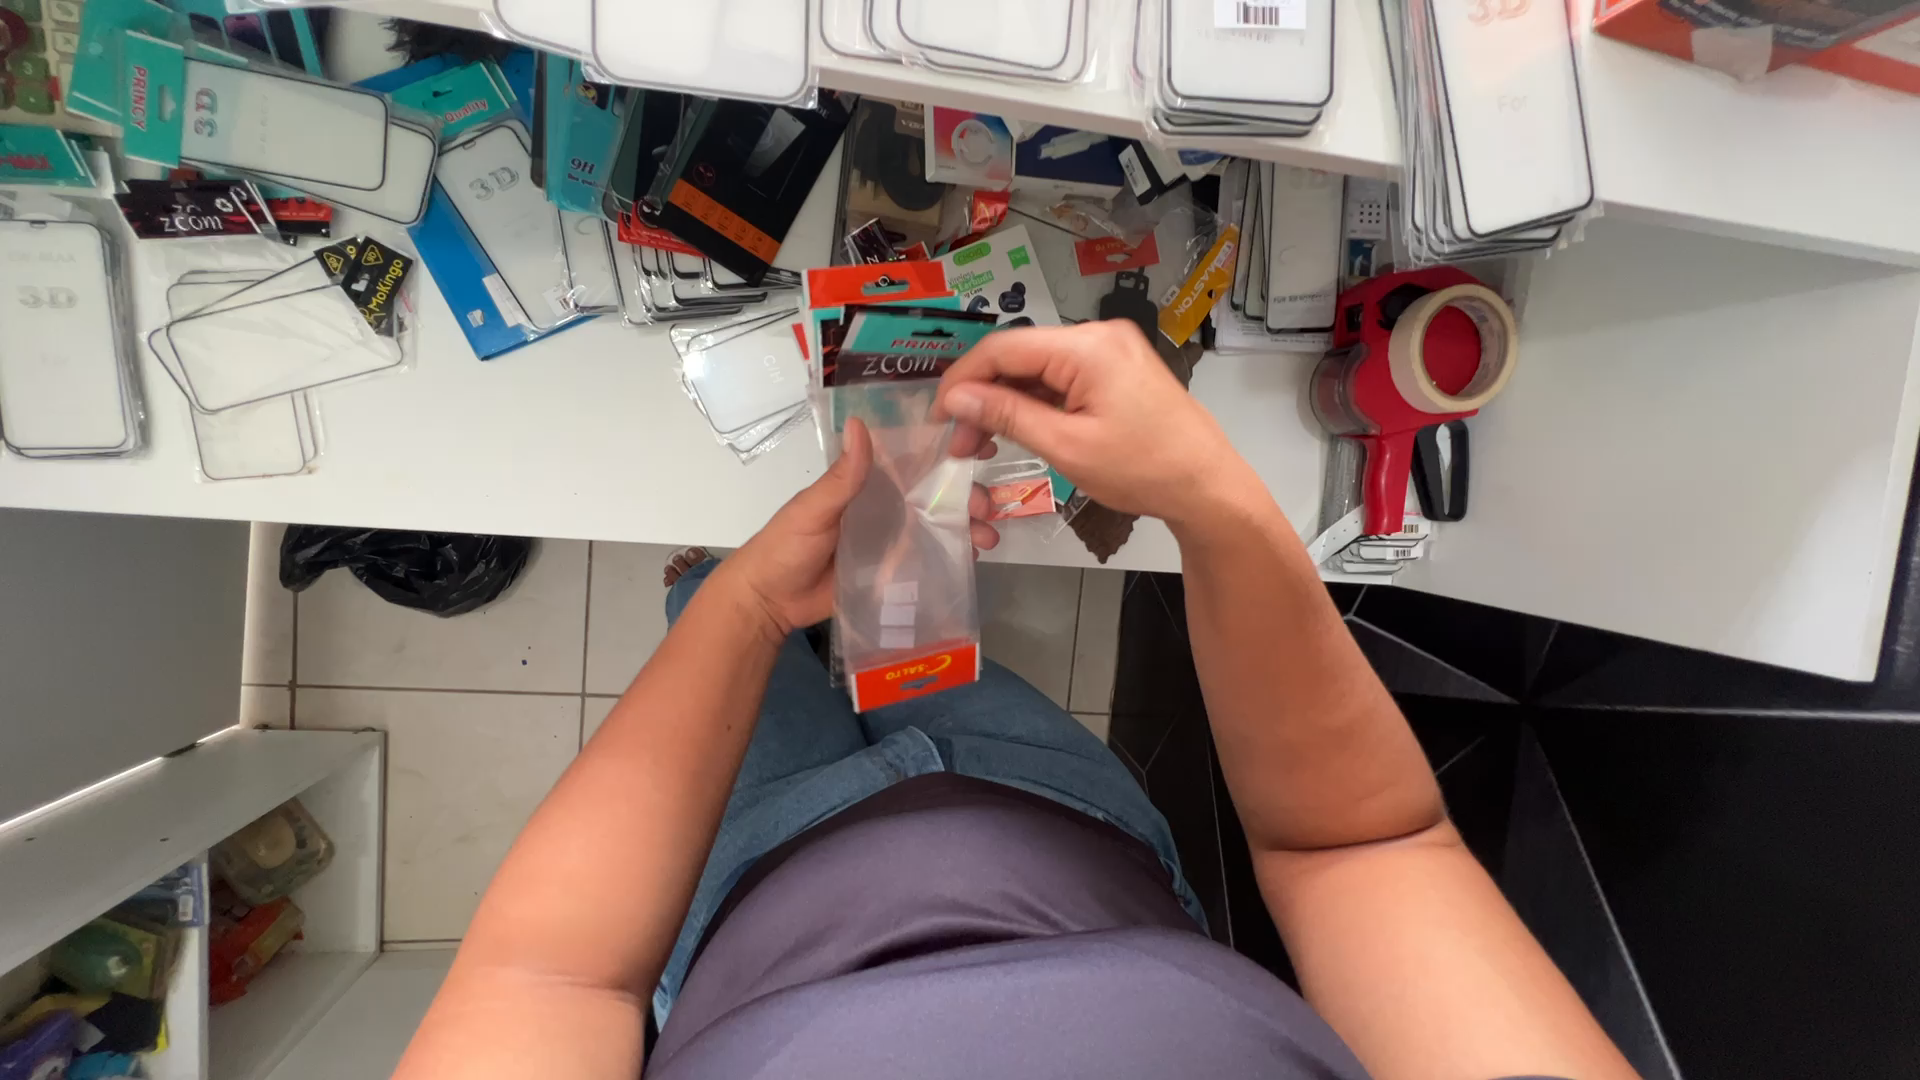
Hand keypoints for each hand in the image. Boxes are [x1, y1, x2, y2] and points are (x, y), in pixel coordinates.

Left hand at [715, 418, 1003, 639]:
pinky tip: (974, 559)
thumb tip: (861, 424)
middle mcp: (885, 505)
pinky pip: (929, 559)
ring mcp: (892, 539)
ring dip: (966, 527)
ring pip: (938, 525)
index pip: (912, 459)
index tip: (980, 447)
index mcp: (866, 483)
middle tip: (988, 508)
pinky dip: (953, 557)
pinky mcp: (894, 570)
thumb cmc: (785, 547)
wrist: (770, 602)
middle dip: (967, 496)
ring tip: (989, 540)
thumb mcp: (813, 510)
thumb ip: (842, 477)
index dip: (946, 452)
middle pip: (935, 494)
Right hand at [931, 321, 1260, 525]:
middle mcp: (1098, 335)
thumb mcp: (1065, 446)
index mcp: (1087, 347)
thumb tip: (955, 397)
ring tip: (983, 445)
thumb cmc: (1141, 470)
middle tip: (961, 444)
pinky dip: (1034, 404)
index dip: (962, 380)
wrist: (1206, 486)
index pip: (1003, 348)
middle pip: (1019, 356)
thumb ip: (1006, 415)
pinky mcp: (1115, 370)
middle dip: (983, 397)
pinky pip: (1061, 379)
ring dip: (1006, 403)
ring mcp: (1109, 351)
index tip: (938, 418)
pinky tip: (1017, 431)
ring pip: (1037, 369)